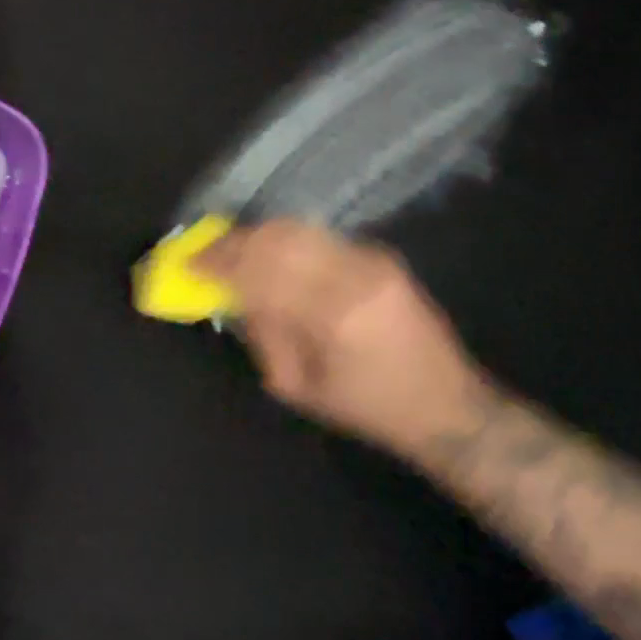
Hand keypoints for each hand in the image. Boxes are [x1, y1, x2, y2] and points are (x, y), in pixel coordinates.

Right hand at [192, 220, 491, 457]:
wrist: (451, 409)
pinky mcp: (381, 258)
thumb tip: (231, 297)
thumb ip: (263, 336)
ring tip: (231, 247)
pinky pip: (319, 238)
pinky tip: (268, 250)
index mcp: (332, 317)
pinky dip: (285, 239)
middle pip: (276, 240)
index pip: (259, 273)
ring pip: (296, 230)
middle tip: (204, 251)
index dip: (217, 264)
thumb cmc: (369, 408)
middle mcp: (353, 278)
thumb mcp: (299, 387)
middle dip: (232, 243)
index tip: (189, 265)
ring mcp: (371, 262)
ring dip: (256, 235)